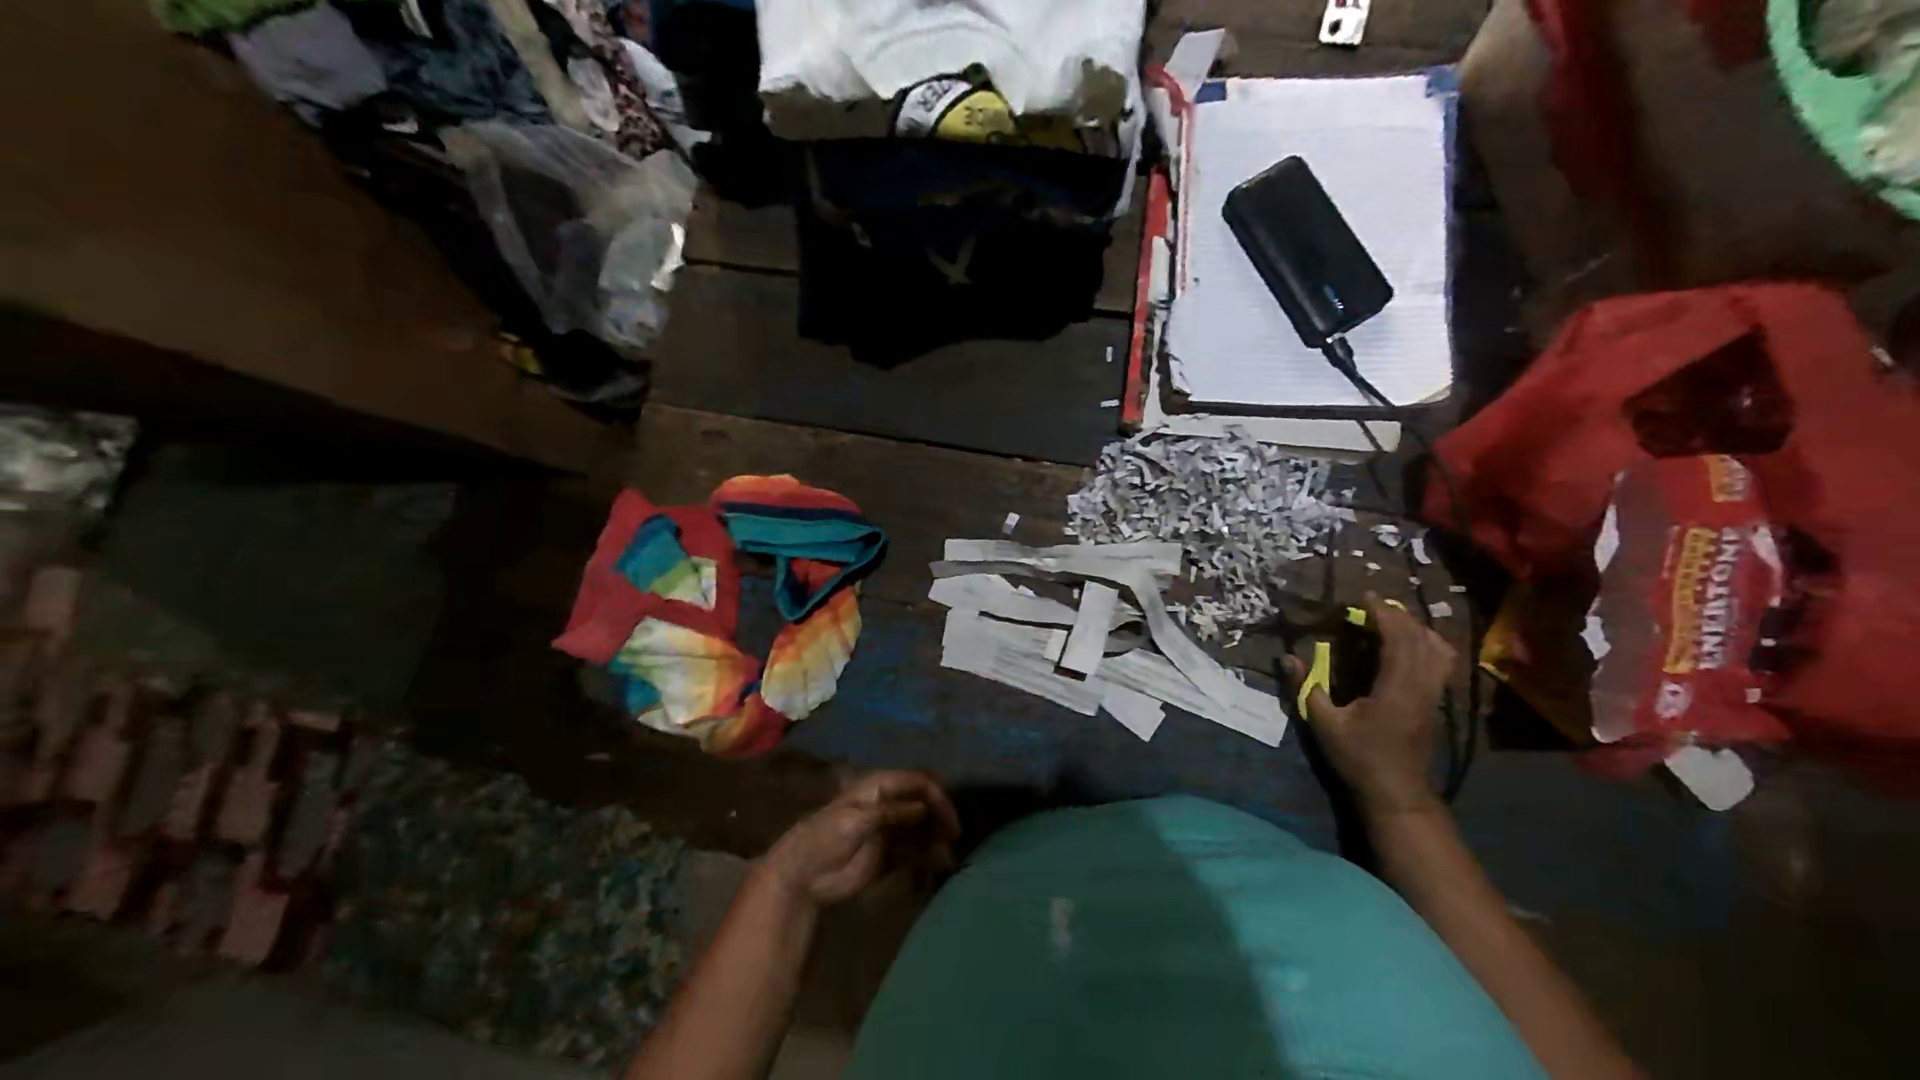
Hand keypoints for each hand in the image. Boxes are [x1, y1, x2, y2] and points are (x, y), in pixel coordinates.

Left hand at [760, 771, 960, 906]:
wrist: (801, 875)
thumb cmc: (823, 839)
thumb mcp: (855, 821)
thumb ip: (889, 812)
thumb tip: (922, 807)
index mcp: (878, 788)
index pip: (916, 782)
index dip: (936, 795)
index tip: (950, 817)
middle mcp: (888, 805)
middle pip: (923, 803)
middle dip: (940, 816)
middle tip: (952, 836)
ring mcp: (888, 831)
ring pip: (922, 828)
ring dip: (936, 837)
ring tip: (947, 854)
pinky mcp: (887, 856)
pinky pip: (914, 852)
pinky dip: (929, 856)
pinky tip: (940, 863)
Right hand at [1284, 592, 1455, 815]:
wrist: (1396, 792)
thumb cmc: (1358, 758)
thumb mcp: (1324, 724)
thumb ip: (1306, 688)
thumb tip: (1287, 657)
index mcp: (1396, 689)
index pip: (1399, 640)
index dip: (1384, 615)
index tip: (1365, 598)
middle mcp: (1421, 687)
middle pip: (1421, 639)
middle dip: (1399, 616)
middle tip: (1372, 604)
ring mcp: (1434, 695)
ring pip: (1439, 649)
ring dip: (1416, 628)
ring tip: (1391, 620)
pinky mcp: (1436, 702)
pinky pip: (1441, 663)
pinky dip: (1428, 644)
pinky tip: (1409, 644)